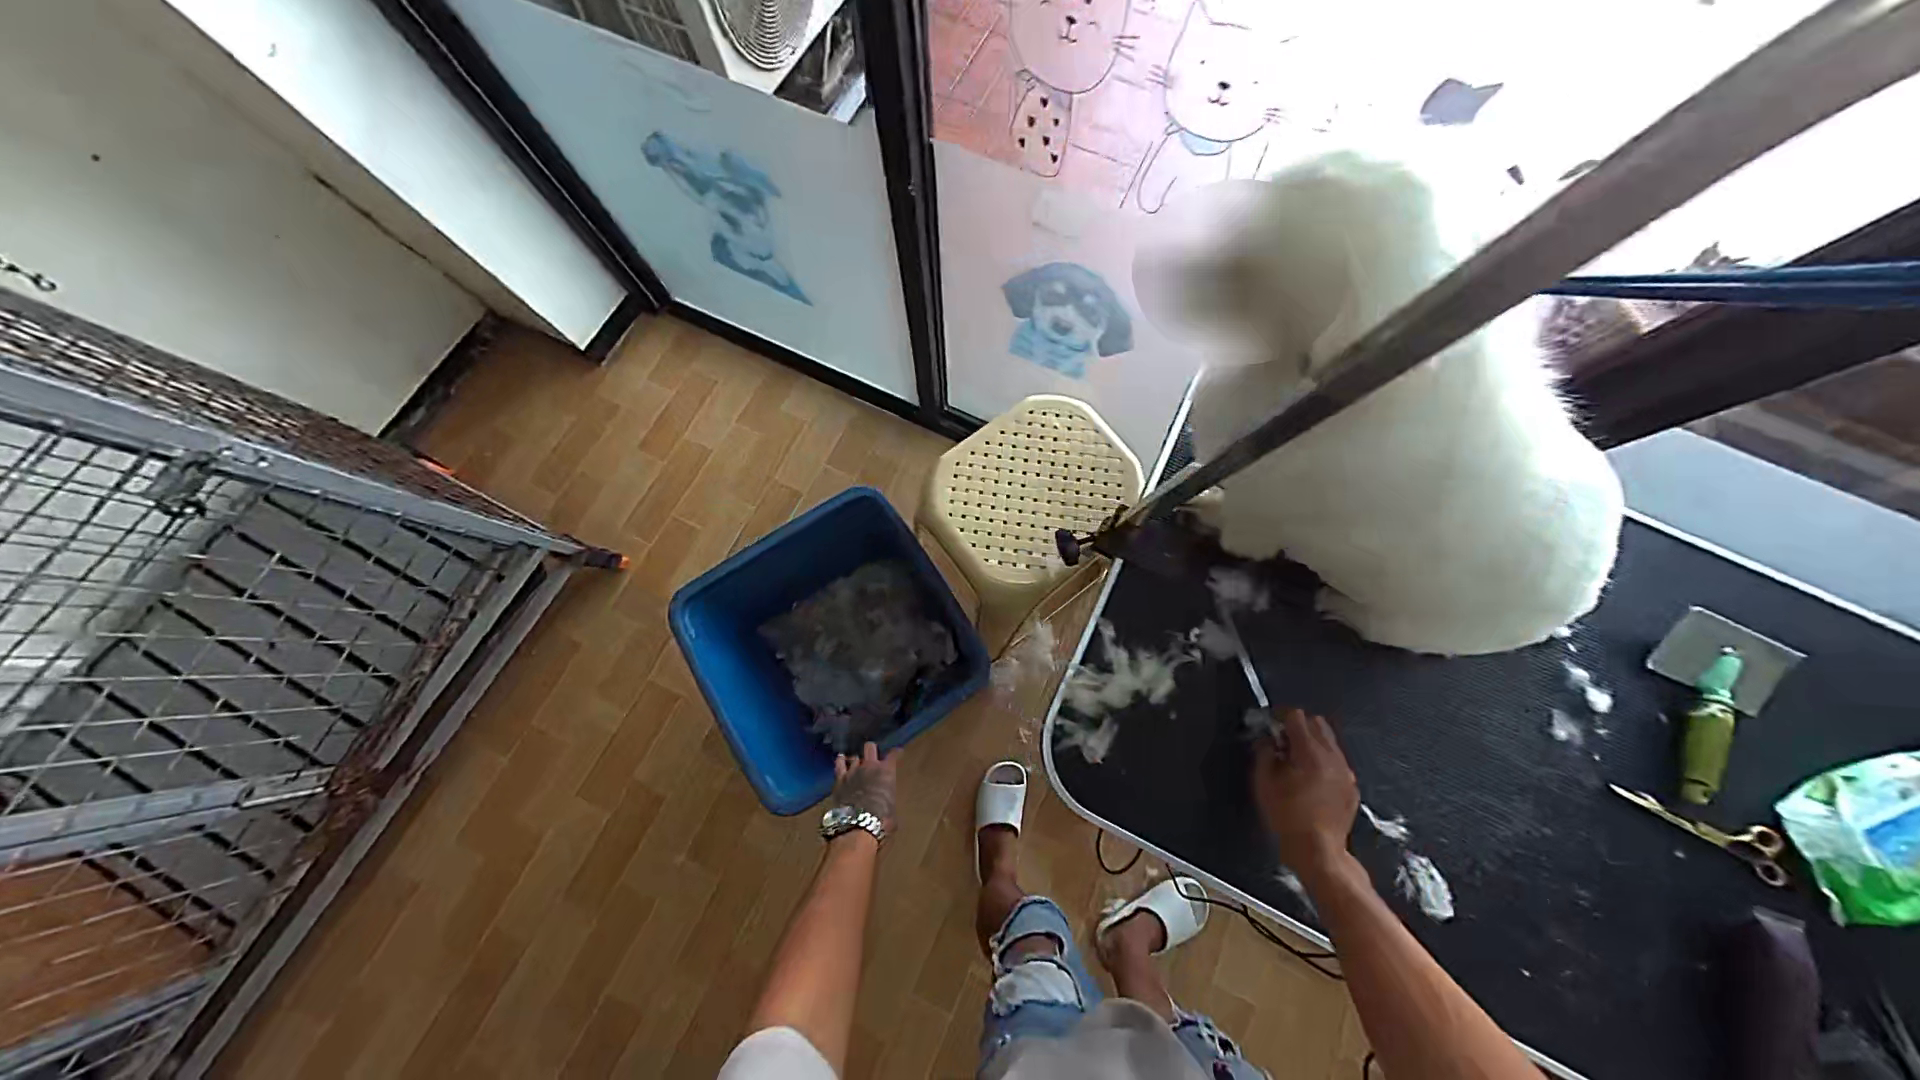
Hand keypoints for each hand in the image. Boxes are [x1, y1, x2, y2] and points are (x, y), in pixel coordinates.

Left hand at [832, 742, 898, 832]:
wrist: (857, 826)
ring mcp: (853, 771)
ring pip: (854, 756)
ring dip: (857, 760)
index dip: (895, 753)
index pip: (893, 755)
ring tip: (857, 763)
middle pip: (870, 747)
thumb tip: (886, 806)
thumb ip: (889, 800)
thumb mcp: (892, 811)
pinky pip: (839, 765)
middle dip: (872, 750)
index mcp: (887, 772)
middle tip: (873, 757)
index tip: (897, 753)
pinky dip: (841, 761)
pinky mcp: (839, 779)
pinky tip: (841, 759)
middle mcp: (870, 766)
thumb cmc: (882, 820)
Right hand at [1251, 708, 1357, 874]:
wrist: (1317, 850)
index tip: (1269, 725)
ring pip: (1329, 741)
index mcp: (1310, 753)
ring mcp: (1346, 772)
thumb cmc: (1287, 817)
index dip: (1279, 716)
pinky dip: (1322, 760)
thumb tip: (1268, 739)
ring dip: (1310, 742)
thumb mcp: (1263, 782)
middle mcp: (1333, 758)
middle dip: (1297, 726)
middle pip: (1317, 722)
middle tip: (1280, 741)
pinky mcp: (1351, 786)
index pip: (1296, 716)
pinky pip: (1337, 761)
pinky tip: (1308, 778)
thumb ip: (1264, 752)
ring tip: (1294, 760)